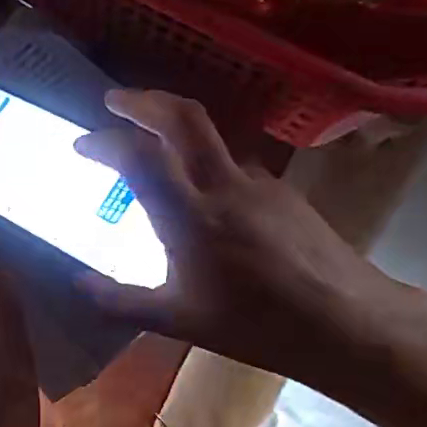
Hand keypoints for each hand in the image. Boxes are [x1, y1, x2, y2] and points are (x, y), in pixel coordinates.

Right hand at [73, 89, 393, 380]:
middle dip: (144, 101)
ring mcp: (259, 182)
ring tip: (152, 140)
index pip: (142, 157)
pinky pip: (234, 162)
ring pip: (213, 135)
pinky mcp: (282, 190)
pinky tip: (201, 190)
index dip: (106, 142)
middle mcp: (224, 186)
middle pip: (184, 118)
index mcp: (191, 218)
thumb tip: (80, 285)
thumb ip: (122, 301)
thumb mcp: (179, 321)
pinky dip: (205, 159)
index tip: (82, 143)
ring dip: (175, 125)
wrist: (347, 320)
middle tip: (114, 100)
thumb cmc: (257, 326)